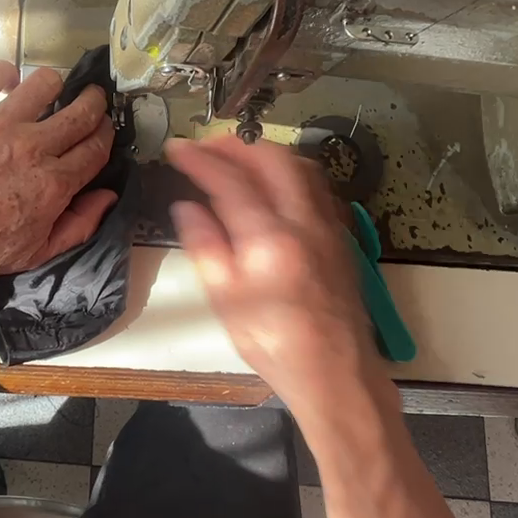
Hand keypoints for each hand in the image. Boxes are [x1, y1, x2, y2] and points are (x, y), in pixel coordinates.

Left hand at [0, 62, 117, 291]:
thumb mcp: (36, 254)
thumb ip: (79, 225)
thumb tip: (107, 195)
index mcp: (53, 183)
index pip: (96, 146)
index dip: (105, 135)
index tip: (102, 131)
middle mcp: (33, 147)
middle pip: (82, 110)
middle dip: (93, 103)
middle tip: (89, 102)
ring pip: (45, 82)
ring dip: (54, 86)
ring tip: (48, 94)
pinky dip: (5, 72)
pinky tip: (8, 86)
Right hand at [166, 135, 372, 390]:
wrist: (336, 374)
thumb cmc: (273, 343)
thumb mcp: (225, 301)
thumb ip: (205, 247)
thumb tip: (187, 207)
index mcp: (269, 238)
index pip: (230, 180)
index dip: (200, 159)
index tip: (177, 148)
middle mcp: (304, 222)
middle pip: (273, 158)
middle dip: (236, 144)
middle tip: (206, 145)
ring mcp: (328, 226)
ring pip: (301, 166)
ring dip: (266, 152)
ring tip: (237, 156)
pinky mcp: (341, 236)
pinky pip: (316, 186)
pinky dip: (289, 170)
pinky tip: (274, 184)